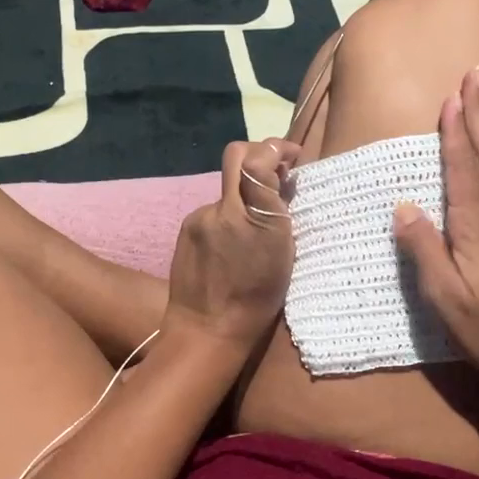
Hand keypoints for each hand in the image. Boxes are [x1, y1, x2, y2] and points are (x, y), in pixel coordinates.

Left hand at [165, 138, 301, 350]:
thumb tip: (280, 176)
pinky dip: (228, 218)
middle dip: (258, 157)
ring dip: (244, 197)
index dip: (275, 148)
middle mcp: (223, 209)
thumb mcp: (283, 252)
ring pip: (228, 189)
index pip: (256, 159)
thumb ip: (279, 208)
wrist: (207, 330)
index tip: (291, 158)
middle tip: (277, 176)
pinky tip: (233, 245)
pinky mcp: (186, 228)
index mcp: (254, 217)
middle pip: (236, 157)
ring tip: (256, 227)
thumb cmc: (257, 298)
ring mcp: (200, 217)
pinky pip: (213, 211)